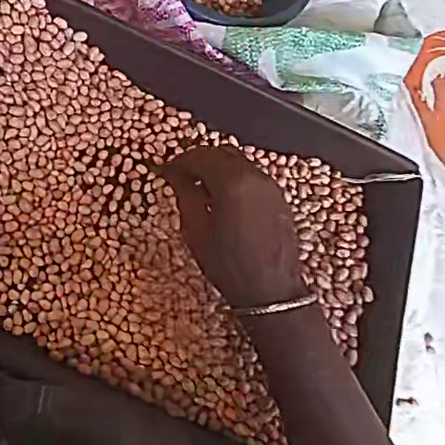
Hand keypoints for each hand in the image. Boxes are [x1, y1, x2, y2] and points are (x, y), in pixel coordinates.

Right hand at [160, 146, 306, 308]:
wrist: (271, 290)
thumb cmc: (228, 264)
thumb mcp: (197, 230)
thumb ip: (186, 195)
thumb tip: (175, 175)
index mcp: (232, 182)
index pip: (200, 156)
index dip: (179, 161)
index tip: (166, 171)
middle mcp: (254, 176)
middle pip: (221, 153)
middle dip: (198, 160)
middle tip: (180, 176)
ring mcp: (270, 186)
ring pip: (238, 162)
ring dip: (216, 167)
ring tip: (199, 187)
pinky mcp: (278, 198)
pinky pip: (251, 176)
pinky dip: (233, 178)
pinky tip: (222, 198)